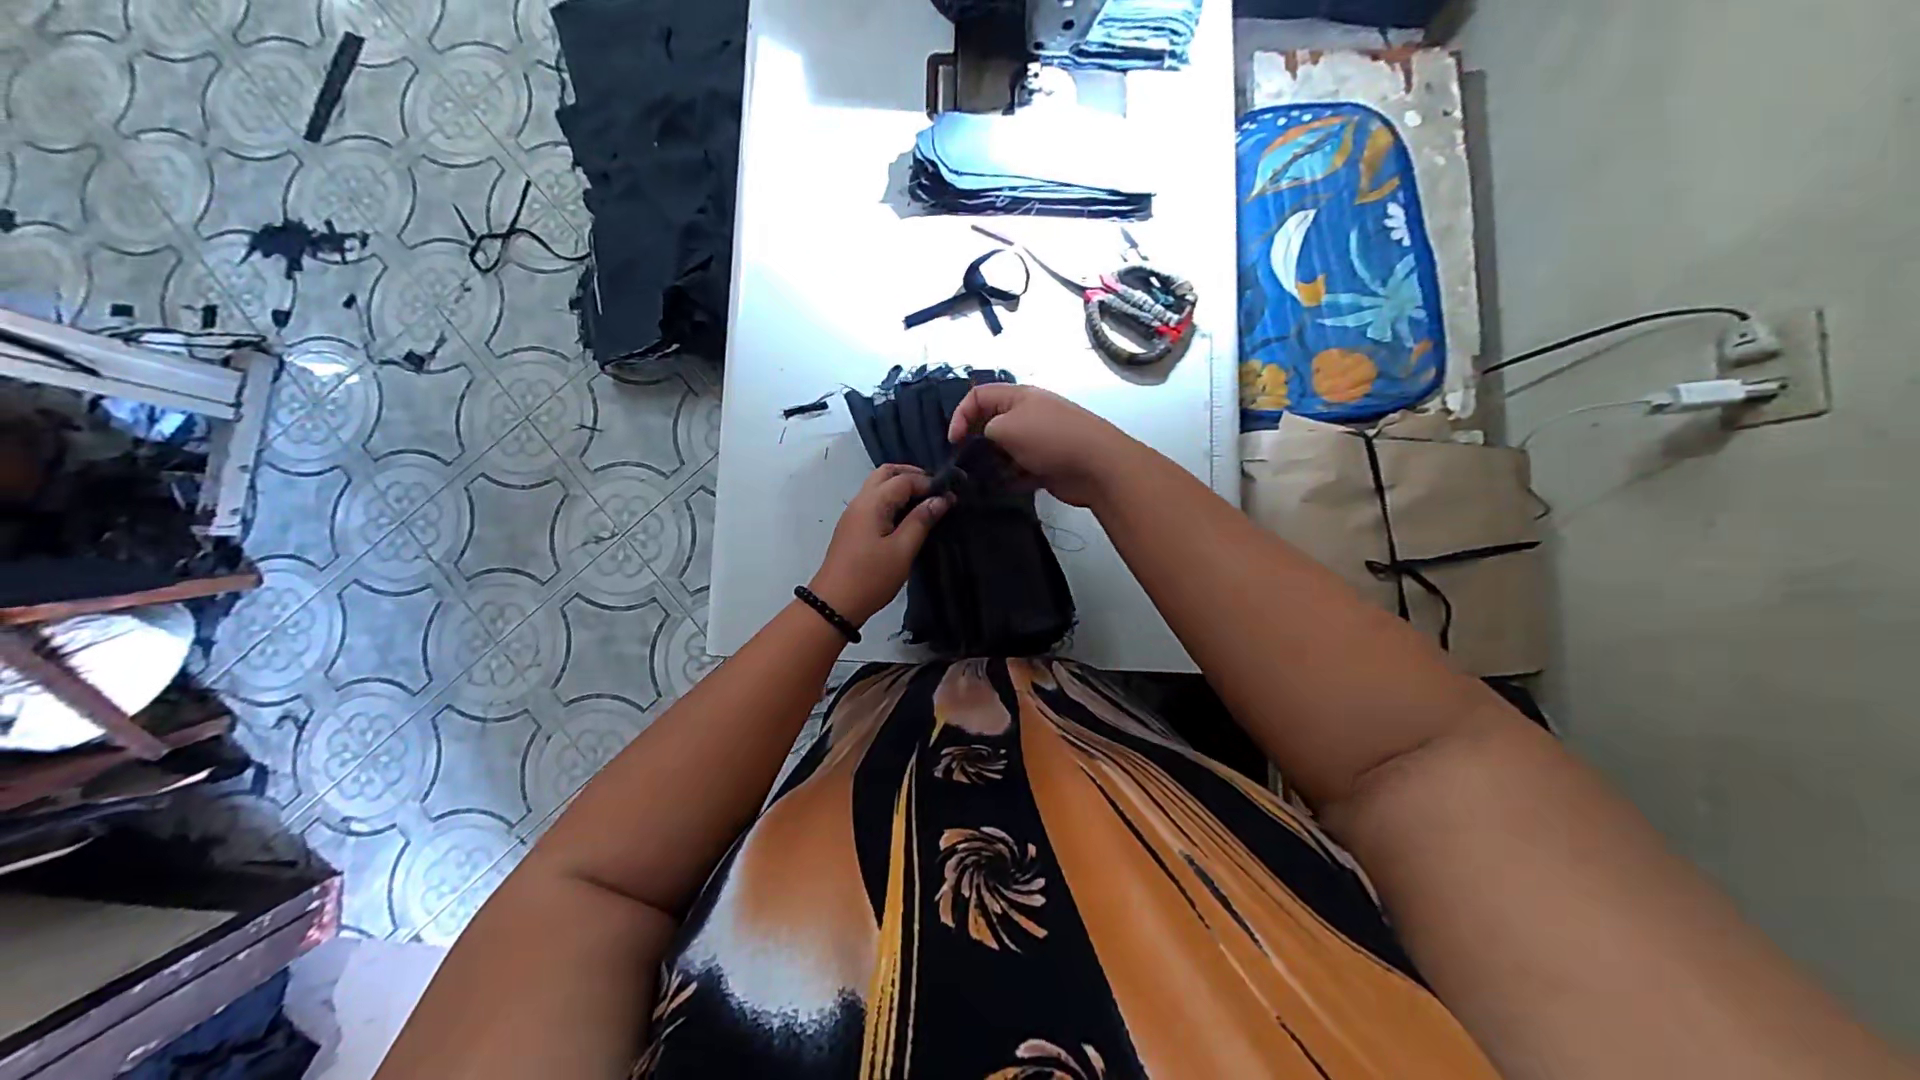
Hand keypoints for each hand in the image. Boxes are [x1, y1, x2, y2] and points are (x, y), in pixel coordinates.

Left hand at [808, 465, 952, 626]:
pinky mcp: (853, 528)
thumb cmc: (871, 577)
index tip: (951, 495)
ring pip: (878, 486)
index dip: (928, 483)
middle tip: (936, 490)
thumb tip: (940, 499)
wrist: (834, 604)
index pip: (903, 479)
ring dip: (901, 487)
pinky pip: (874, 501)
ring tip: (926, 502)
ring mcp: (854, 514)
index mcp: (872, 503)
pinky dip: (893, 500)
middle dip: (912, 475)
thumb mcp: (902, 550)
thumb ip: (921, 521)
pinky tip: (908, 516)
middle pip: (886, 474)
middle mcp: (860, 502)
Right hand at [945, 384, 1137, 506]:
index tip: (954, 441)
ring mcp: (1037, 442)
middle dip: (974, 442)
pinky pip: (1018, 471)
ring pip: (1003, 451)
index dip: (960, 414)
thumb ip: (985, 429)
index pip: (978, 396)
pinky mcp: (1045, 465)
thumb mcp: (1006, 427)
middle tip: (963, 462)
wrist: (1096, 465)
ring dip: (990, 464)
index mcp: (1018, 397)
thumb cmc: (1049, 438)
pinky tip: (997, 490)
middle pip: (990, 424)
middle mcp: (1027, 415)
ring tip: (978, 479)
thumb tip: (986, 441)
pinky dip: (1007, 480)